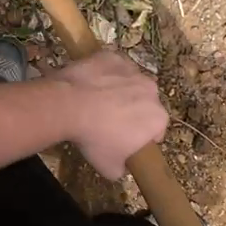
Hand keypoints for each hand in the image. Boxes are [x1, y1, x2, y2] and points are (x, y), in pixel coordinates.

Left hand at [50, 51, 168, 178]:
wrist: (68, 103)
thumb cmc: (94, 138)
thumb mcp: (110, 168)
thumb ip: (123, 169)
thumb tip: (121, 165)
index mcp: (158, 117)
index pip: (157, 129)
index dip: (143, 136)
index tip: (127, 140)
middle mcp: (151, 89)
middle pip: (146, 102)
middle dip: (134, 110)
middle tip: (112, 120)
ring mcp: (131, 68)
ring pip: (131, 81)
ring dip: (121, 90)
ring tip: (98, 100)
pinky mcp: (112, 56)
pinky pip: (112, 66)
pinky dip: (105, 73)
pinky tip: (91, 83)